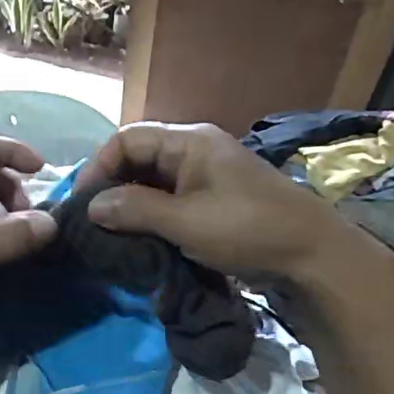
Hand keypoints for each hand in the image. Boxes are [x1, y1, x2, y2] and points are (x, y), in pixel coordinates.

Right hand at [81, 122, 360, 280]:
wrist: (311, 254)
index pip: (128, 139)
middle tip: (92, 224)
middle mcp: (195, 152)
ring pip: (154, 185)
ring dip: (131, 208)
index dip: (99, 167)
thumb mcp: (186, 221)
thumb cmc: (247, 229)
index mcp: (189, 142)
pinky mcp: (214, 203)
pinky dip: (152, 219)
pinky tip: (140, 241)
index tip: (82, 203)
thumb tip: (92, 206)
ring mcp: (206, 179)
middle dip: (112, 189)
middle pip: (139, 161)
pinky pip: (172, 203)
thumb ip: (136, 210)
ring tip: (111, 236)